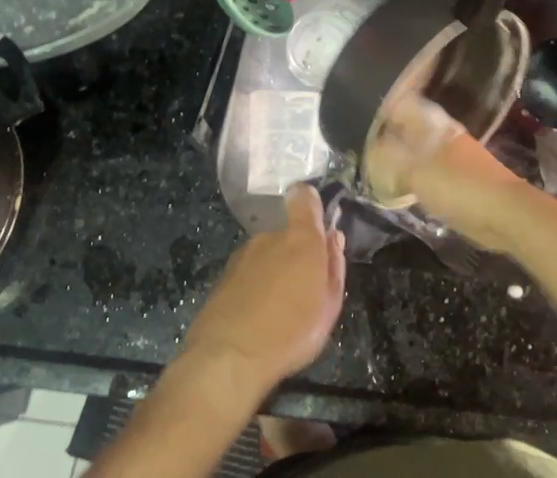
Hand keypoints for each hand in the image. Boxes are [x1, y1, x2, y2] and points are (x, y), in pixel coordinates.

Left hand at [181, 185, 345, 396]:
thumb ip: (334, 264)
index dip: (310, 202)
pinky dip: (254, 288)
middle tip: (303, 290)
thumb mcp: (329, 304)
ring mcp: (242, 256)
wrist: (227, 359)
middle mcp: (269, 237)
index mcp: (300, 238)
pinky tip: (256, 317)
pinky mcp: (222, 277)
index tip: (316, 221)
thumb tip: (332, 237)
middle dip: (295, 255)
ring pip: (266, 256)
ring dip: (274, 273)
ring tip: (278, 310)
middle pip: (287, 235)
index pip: (303, 198)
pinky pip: (248, 273)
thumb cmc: (291, 332)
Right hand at [365, 93, 529, 252]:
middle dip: (390, 141)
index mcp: (435, 128)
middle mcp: (444, 138)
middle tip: (364, 153)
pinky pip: (430, 176)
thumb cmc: (459, 187)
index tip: (363, 125)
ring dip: (402, 163)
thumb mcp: (416, 173)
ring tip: (377, 174)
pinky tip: (401, 192)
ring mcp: (455, 160)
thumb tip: (371, 152)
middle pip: (411, 132)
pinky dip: (415, 181)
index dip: (383, 113)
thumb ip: (391, 161)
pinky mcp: (461, 183)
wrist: (504, 214)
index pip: (404, 108)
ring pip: (420, 155)